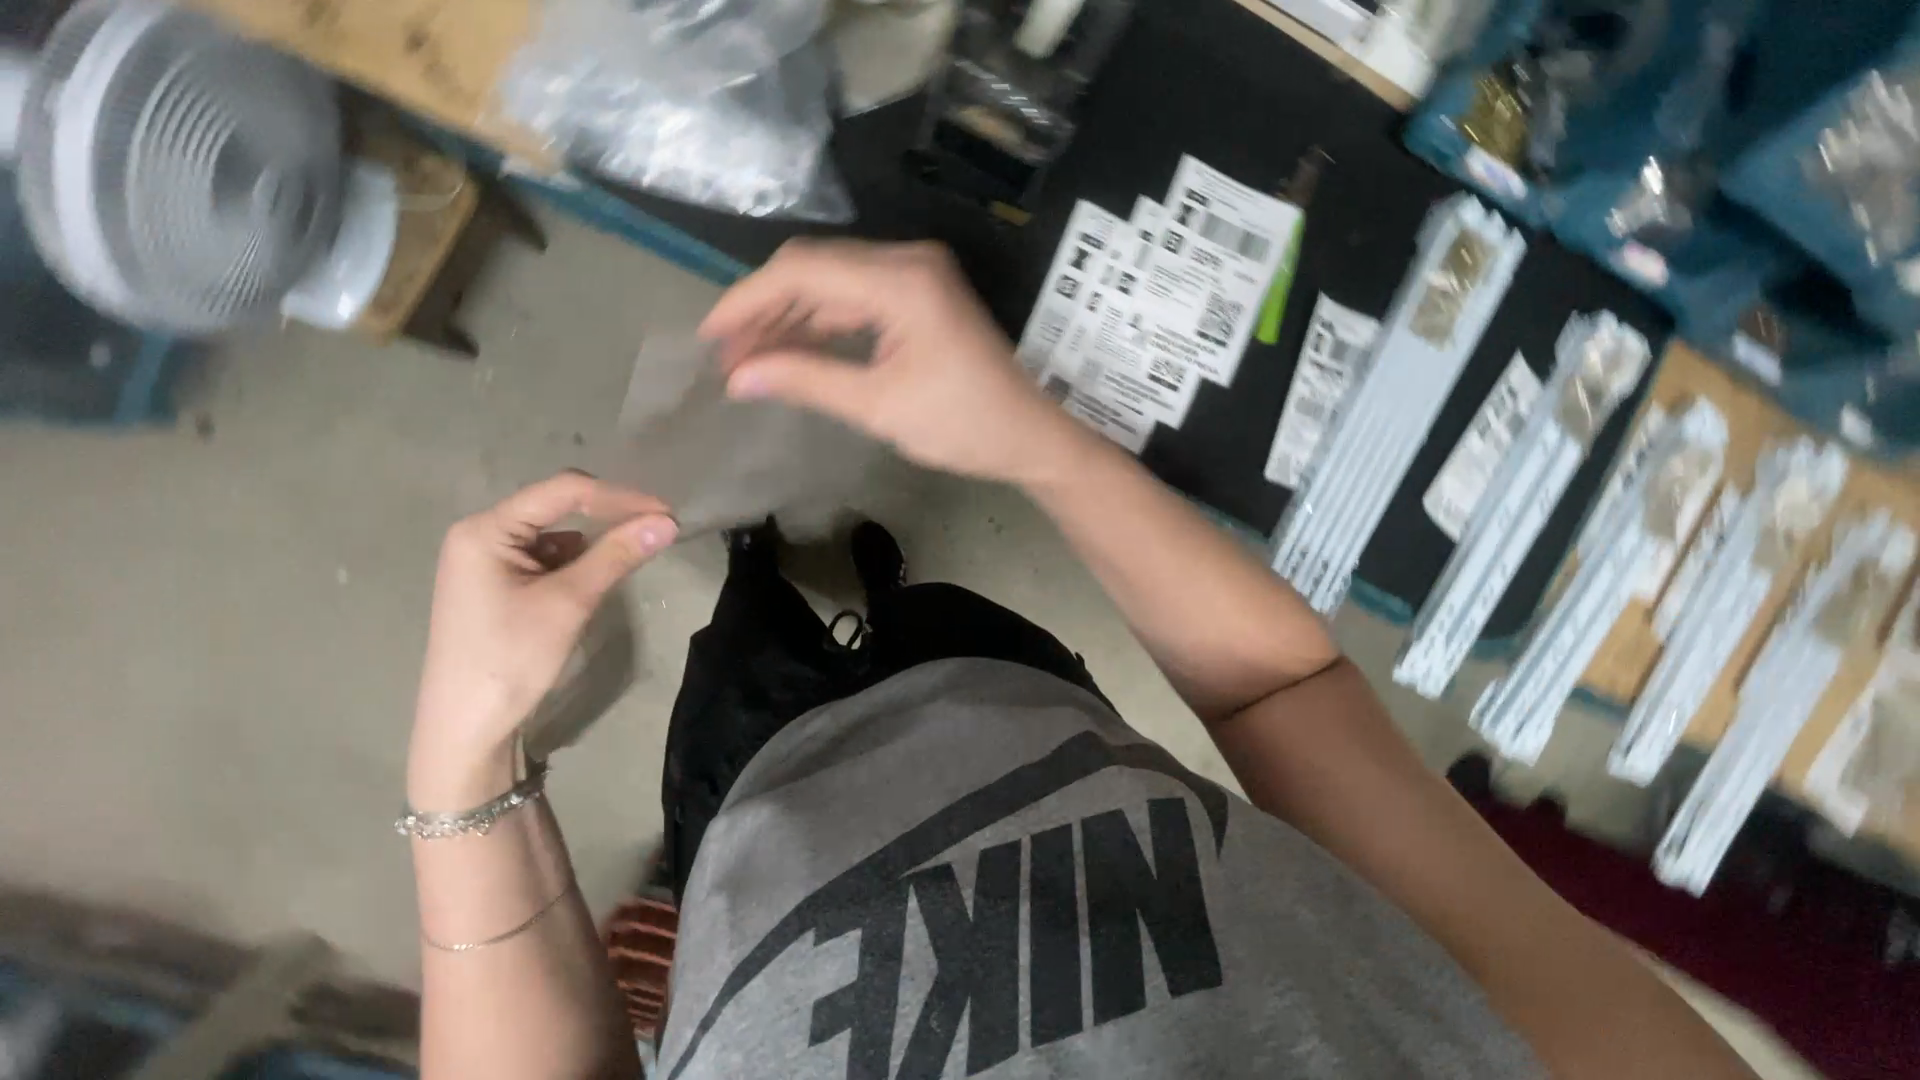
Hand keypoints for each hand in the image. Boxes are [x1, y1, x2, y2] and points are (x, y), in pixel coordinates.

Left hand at [408, 472, 676, 809]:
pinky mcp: (497, 584)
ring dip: (595, 543)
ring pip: (557, 534)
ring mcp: (487, 560)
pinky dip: (577, 564)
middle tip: (658, 529)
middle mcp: (481, 534)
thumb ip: (617, 555)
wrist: (465, 728)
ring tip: (632, 558)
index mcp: (485, 529)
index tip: (667, 514)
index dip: (620, 497)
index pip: (564, 491)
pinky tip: (595, 583)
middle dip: (609, 515)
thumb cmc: (510, 659)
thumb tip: (668, 522)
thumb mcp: (569, 602)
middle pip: (558, 506)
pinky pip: (547, 558)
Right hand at [701, 239, 1094, 486]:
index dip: (748, 300)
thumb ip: (807, 382)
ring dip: (789, 319)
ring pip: (831, 284)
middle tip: (724, 356)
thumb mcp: (879, 407)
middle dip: (764, 309)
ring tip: (747, 360)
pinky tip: (789, 352)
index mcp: (902, 280)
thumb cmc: (964, 426)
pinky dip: (821, 325)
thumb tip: (738, 378)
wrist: (1029, 436)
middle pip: (814, 269)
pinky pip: (855, 300)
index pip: (803, 271)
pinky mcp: (917, 296)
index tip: (710, 337)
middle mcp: (907, 261)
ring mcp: (915, 276)